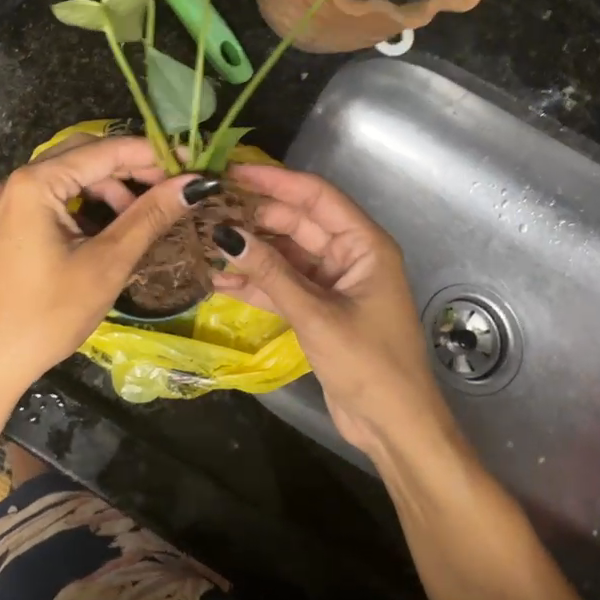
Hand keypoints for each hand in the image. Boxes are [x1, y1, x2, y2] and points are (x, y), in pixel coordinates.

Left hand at [0, 136, 212, 410]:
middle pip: (83, 156)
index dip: (152, 153)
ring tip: (139, 219)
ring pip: (66, 179)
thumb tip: (193, 184)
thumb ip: (149, 216)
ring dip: (106, 190)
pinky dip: (82, 206)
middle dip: (129, 169)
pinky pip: (49, 200)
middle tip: (170, 188)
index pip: (104, 150)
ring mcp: (4, 206)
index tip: (192, 163)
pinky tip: (105, 233)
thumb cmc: (47, 315)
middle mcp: (14, 183)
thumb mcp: (106, 264)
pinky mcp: (3, 229)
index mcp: (35, 183)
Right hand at [211, 163, 450, 458]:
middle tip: (206, 209)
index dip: (274, 180)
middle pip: (296, 222)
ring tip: (203, 240)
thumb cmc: (369, 364)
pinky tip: (218, 279)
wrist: (395, 428)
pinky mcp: (318, 309)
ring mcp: (332, 282)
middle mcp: (349, 255)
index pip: (316, 196)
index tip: (231, 171)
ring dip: (250, 251)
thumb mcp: (316, 315)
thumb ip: (270, 273)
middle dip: (254, 216)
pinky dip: (255, 282)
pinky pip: (282, 284)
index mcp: (365, 244)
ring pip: (285, 254)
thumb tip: (224, 234)